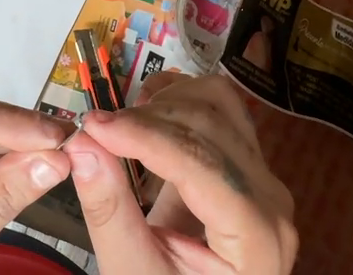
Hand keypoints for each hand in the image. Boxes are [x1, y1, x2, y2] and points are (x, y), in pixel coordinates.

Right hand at [64, 73, 296, 273]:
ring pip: (218, 102)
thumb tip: (81, 145)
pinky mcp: (247, 159)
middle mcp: (271, 199)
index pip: (201, 165)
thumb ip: (110, 213)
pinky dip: (178, 95)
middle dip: (147, 118)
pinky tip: (146, 113)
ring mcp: (263, 175)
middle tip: (94, 129)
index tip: (93, 126)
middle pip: (211, 126)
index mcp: (258, 240)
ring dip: (164, 101)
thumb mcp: (134, 274)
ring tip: (122, 126)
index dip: (146, 137)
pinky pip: (220, 104)